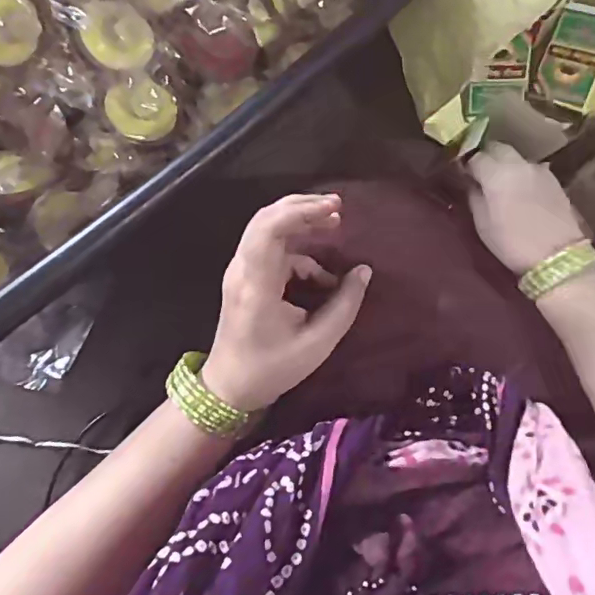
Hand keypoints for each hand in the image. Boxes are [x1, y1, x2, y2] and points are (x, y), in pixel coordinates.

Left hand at [200, 194, 371, 411]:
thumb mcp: (317, 343)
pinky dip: (298, 251)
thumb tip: (363, 272)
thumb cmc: (272, 369)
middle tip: (338, 208)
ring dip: (300, 224)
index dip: (301, 212)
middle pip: (266, 219)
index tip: (334, 210)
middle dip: (303, 208)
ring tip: (334, 226)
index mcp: (256, 284)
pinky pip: (271, 250)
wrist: (230, 387)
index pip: (269, 230)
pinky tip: (322, 274)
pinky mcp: (245, 278)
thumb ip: (344, 305)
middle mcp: (243, 270)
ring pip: (267, 230)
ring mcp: (241, 272)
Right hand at [466, 142, 587, 273]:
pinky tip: (520, 192)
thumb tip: (472, 183)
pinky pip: (530, 169)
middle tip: (480, 174)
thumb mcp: (483, 224)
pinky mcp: (554, 180)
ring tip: (500, 184)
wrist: (557, 256)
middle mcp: (519, 164)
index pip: (476, 157)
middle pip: (498, 148)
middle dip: (486, 156)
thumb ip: (474, 197)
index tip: (462, 175)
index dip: (466, 164)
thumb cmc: (512, 243)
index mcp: (497, 173)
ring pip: (516, 157)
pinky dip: (521, 174)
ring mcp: (539, 170)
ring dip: (505, 165)